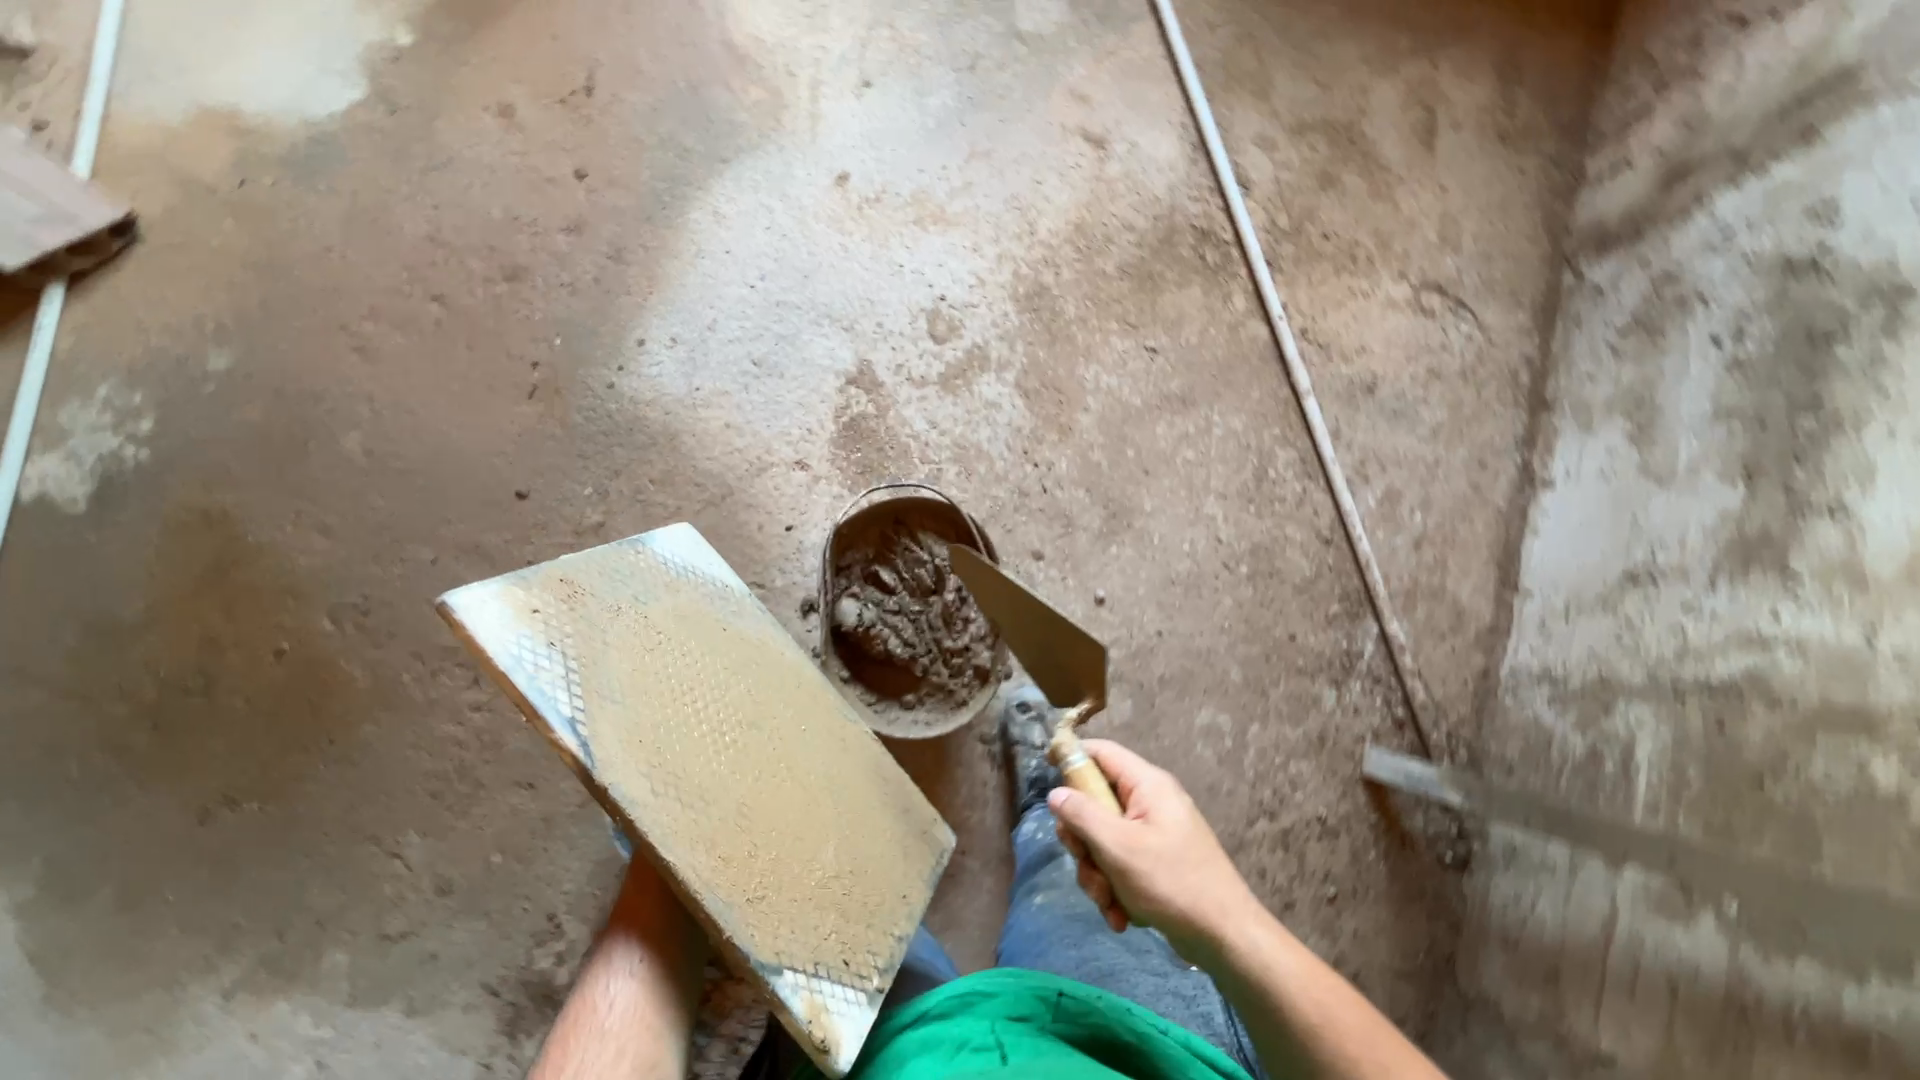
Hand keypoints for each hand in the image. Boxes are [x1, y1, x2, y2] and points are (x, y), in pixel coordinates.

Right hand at [1048, 739, 1260, 965]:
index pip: (1101, 752)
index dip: (1072, 756)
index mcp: (1147, 786)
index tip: (1045, 770)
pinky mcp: (1155, 864)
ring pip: (1102, 841)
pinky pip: (1119, 866)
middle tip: (1085, 861)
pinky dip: (1114, 890)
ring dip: (1097, 874)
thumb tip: (1056, 793)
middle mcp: (1150, 803)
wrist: (1224, 936)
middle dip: (1083, 841)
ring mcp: (1153, 834)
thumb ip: (1082, 816)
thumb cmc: (1172, 882)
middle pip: (1094, 804)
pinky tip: (1121, 916)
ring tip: (1109, 900)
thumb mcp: (1119, 847)